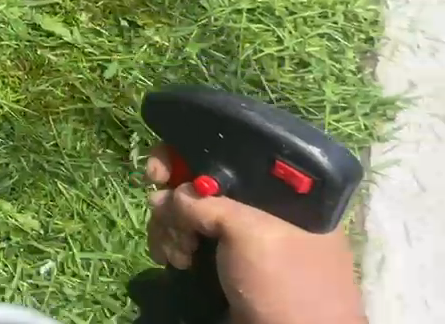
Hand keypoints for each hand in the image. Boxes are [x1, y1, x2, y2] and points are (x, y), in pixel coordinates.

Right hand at [145, 147, 365, 323]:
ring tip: (175, 253)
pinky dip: (168, 241)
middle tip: (163, 216)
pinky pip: (181, 232)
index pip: (223, 157)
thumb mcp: (247, 232)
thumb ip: (200, 201)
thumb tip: (167, 199)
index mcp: (283, 198)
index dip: (183, 157)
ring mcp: (239, 236)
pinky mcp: (222, 257)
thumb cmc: (285, 286)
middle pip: (194, 181)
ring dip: (167, 226)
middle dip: (171, 199)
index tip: (159, 175)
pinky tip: (171, 259)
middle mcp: (261, 211)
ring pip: (181, 208)